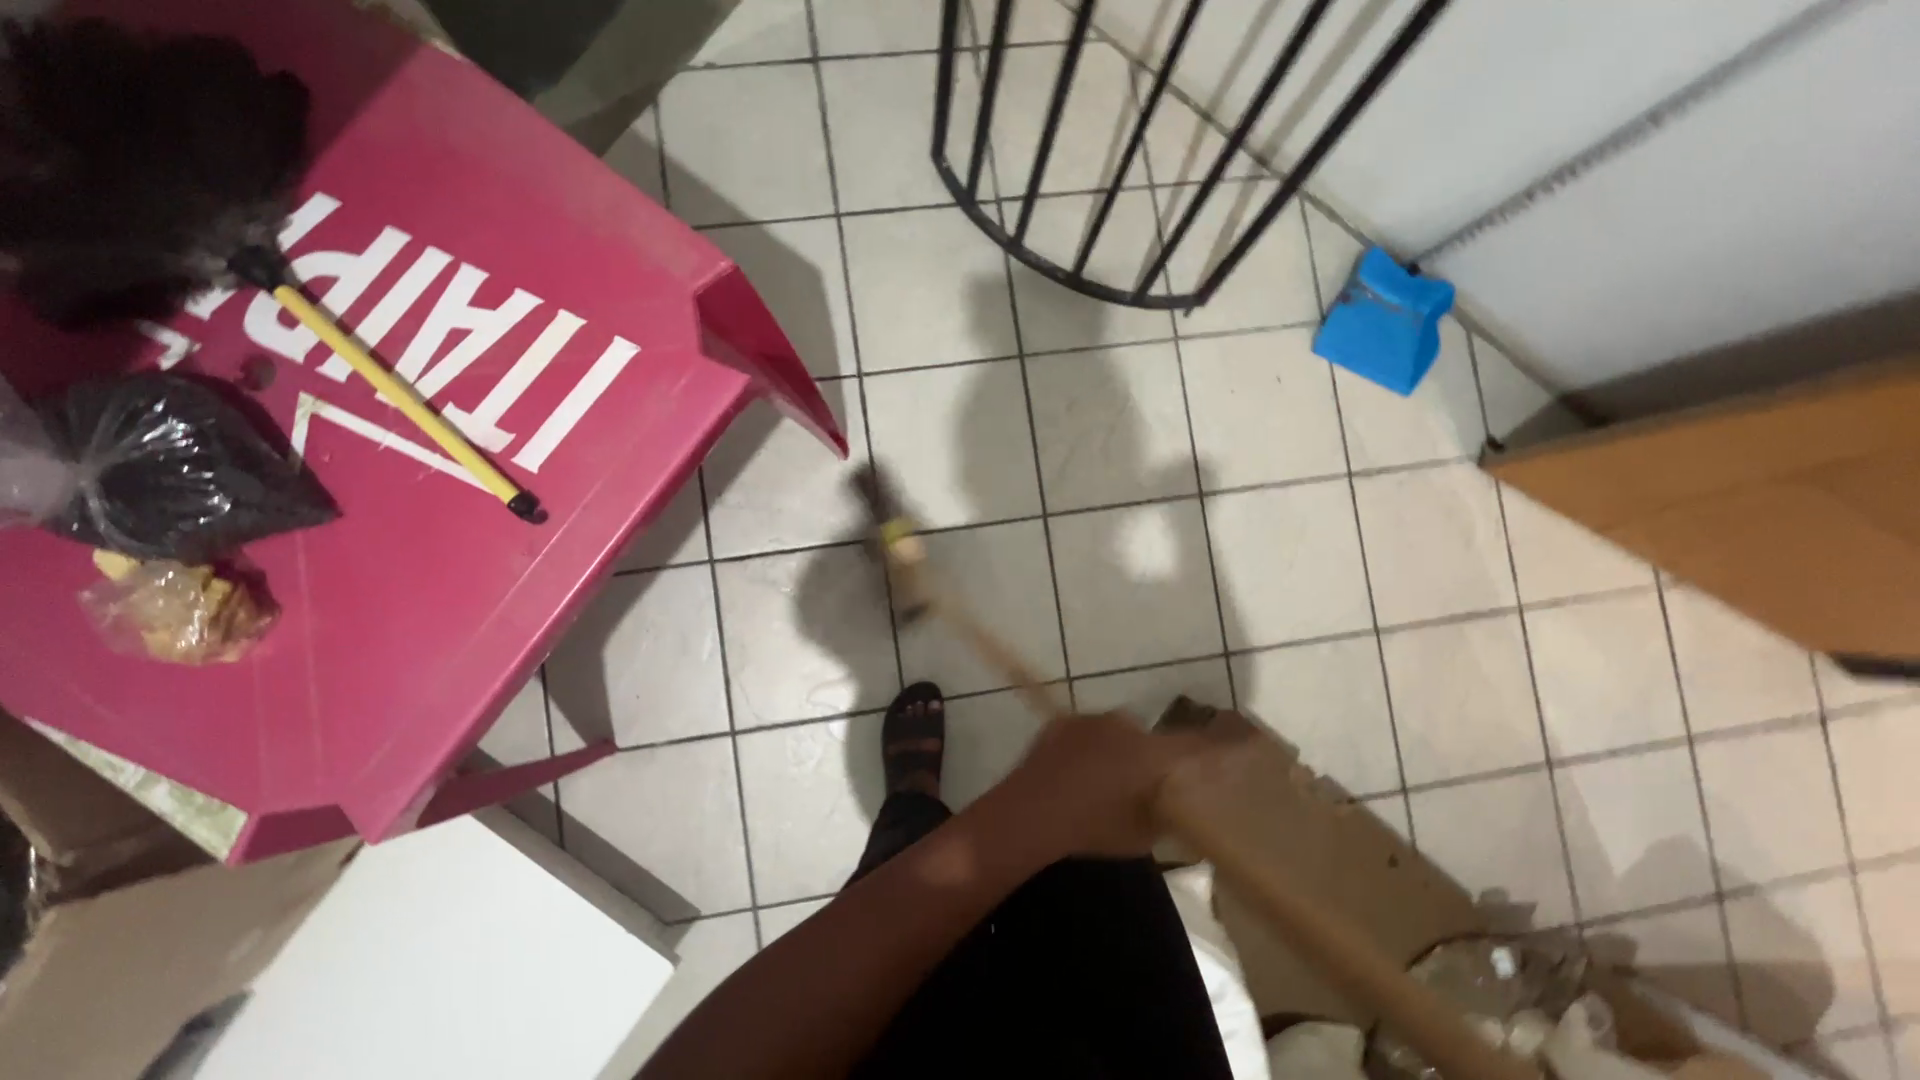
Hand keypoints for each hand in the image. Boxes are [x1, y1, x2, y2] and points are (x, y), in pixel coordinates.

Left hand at [986, 711, 1208, 859]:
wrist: (1029, 811)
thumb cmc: (1090, 828)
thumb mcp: (1139, 837)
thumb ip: (1164, 819)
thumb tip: (1174, 814)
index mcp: (1152, 755)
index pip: (1199, 744)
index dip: (1223, 742)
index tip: (1245, 735)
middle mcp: (1126, 727)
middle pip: (1152, 739)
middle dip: (1151, 757)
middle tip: (1141, 784)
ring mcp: (1092, 721)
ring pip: (1118, 732)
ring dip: (1117, 750)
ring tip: (1102, 781)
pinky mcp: (1064, 722)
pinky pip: (1088, 733)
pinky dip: (1089, 748)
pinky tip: (1075, 772)